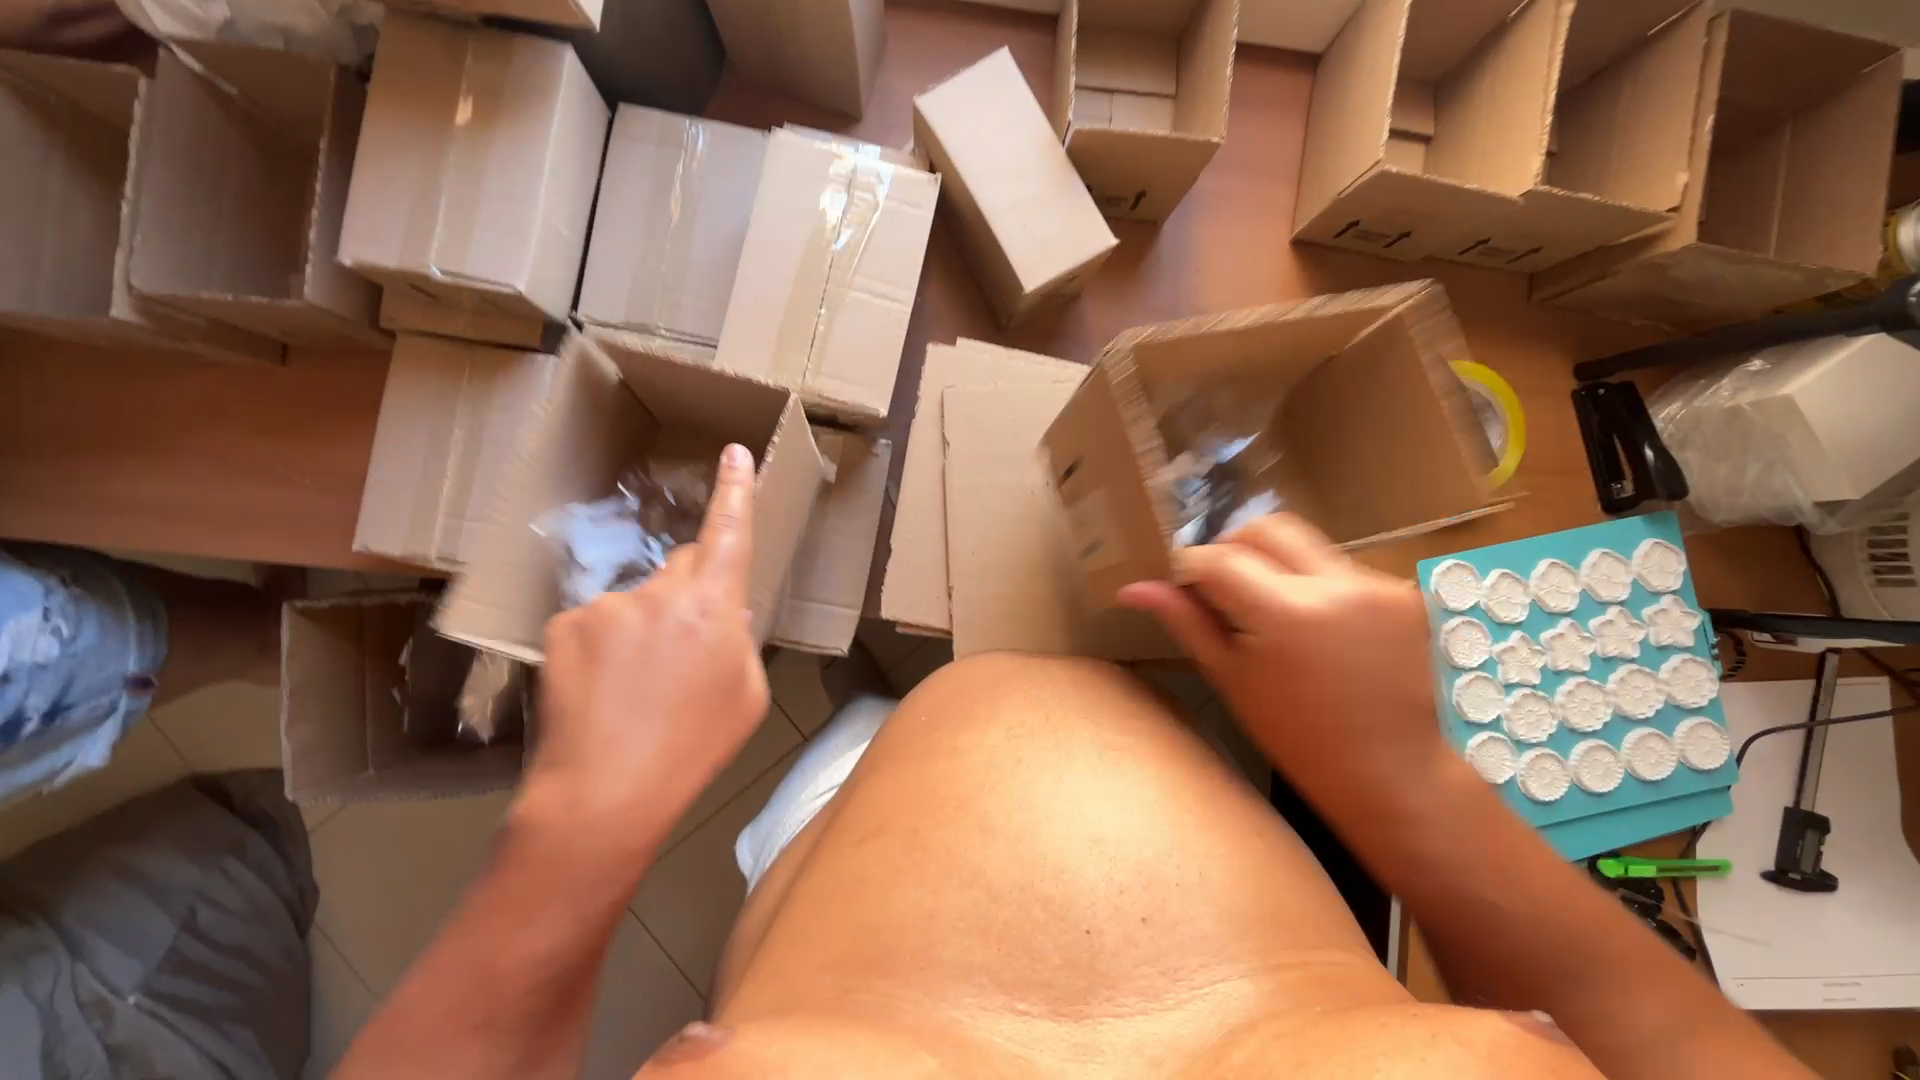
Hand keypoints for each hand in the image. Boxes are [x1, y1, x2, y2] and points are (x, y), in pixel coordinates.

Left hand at [517, 444, 770, 851]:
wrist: (606, 791)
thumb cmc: (694, 748)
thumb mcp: (747, 696)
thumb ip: (740, 641)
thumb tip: (726, 609)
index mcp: (713, 608)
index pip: (729, 534)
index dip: (736, 492)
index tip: (735, 454)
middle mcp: (660, 593)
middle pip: (681, 567)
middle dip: (688, 593)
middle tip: (683, 650)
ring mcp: (607, 606)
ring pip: (635, 602)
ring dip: (641, 629)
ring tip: (635, 689)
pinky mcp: (564, 623)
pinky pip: (594, 622)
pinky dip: (601, 647)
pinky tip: (601, 690)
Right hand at [1119, 514, 1448, 807]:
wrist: (1388, 770)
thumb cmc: (1295, 736)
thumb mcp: (1231, 677)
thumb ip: (1187, 621)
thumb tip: (1133, 588)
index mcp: (1285, 613)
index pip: (1220, 559)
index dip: (1191, 565)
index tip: (1179, 581)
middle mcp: (1335, 585)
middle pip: (1267, 529)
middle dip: (1235, 547)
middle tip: (1222, 585)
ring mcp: (1376, 586)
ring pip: (1306, 547)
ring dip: (1277, 567)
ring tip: (1273, 616)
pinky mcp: (1404, 593)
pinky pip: (1343, 570)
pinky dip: (1317, 587)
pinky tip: (1318, 629)